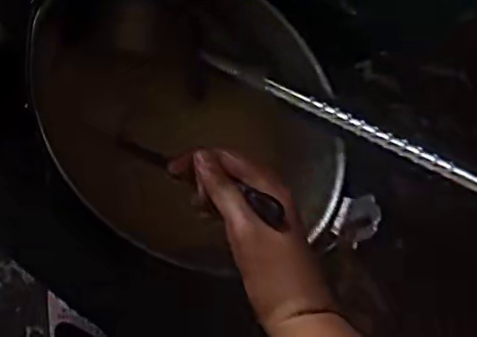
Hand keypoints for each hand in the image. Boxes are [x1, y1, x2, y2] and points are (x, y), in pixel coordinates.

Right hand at [169, 148, 339, 332]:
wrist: (302, 321)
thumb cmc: (272, 275)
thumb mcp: (242, 227)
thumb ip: (222, 188)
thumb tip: (200, 156)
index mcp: (270, 186)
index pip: (227, 155)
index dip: (198, 158)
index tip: (174, 171)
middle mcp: (273, 191)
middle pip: (231, 165)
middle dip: (204, 171)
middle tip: (185, 188)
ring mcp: (272, 209)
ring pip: (233, 182)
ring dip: (211, 186)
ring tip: (196, 202)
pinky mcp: (268, 226)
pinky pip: (238, 200)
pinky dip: (220, 201)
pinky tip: (210, 213)